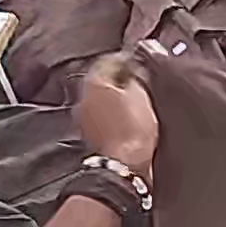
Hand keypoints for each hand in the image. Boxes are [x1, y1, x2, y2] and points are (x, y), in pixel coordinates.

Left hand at [75, 52, 158, 181]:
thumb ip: (135, 78)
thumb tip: (132, 72)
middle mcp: (84, 98)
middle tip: (137, 84)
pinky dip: (113, 118)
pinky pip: (103, 119)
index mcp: (94, 82)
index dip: (126, 61)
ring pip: (101, 101)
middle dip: (119, 82)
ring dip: (115, 101)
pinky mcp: (91, 136)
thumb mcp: (141, 96)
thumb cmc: (132, 130)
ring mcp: (84, 119)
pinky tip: (127, 122)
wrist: (124, 166)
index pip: (108, 61)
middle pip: (103, 82)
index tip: (137, 63)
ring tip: (134, 105)